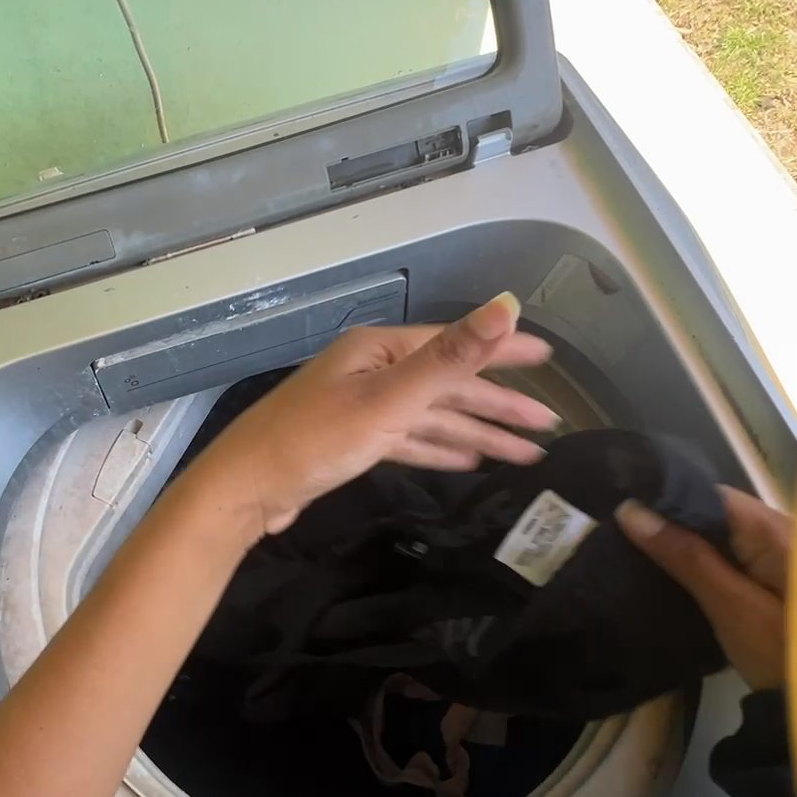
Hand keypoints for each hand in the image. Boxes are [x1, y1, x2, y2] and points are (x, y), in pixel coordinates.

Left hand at [190, 292, 558, 535]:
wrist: (247, 489)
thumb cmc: (315, 440)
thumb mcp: (388, 399)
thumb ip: (449, 358)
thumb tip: (507, 306)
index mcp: (379, 351)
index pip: (454, 344)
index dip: (502, 351)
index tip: (548, 359)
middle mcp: (371, 372)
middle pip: (446, 385)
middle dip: (498, 405)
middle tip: (549, 425)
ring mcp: (360, 408)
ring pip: (430, 417)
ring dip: (476, 433)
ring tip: (525, 454)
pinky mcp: (352, 442)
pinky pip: (408, 440)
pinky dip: (439, 448)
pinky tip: (468, 461)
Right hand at [616, 487, 792, 689]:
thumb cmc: (784, 655)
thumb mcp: (729, 606)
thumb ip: (684, 555)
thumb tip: (629, 510)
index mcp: (779, 530)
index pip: (711, 494)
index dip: (667, 500)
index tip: (626, 513)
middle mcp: (791, 528)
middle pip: (719, 509)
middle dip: (676, 520)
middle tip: (628, 534)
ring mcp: (794, 550)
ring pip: (727, 528)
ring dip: (691, 539)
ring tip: (646, 548)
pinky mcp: (789, 570)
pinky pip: (740, 547)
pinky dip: (712, 555)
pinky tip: (685, 568)